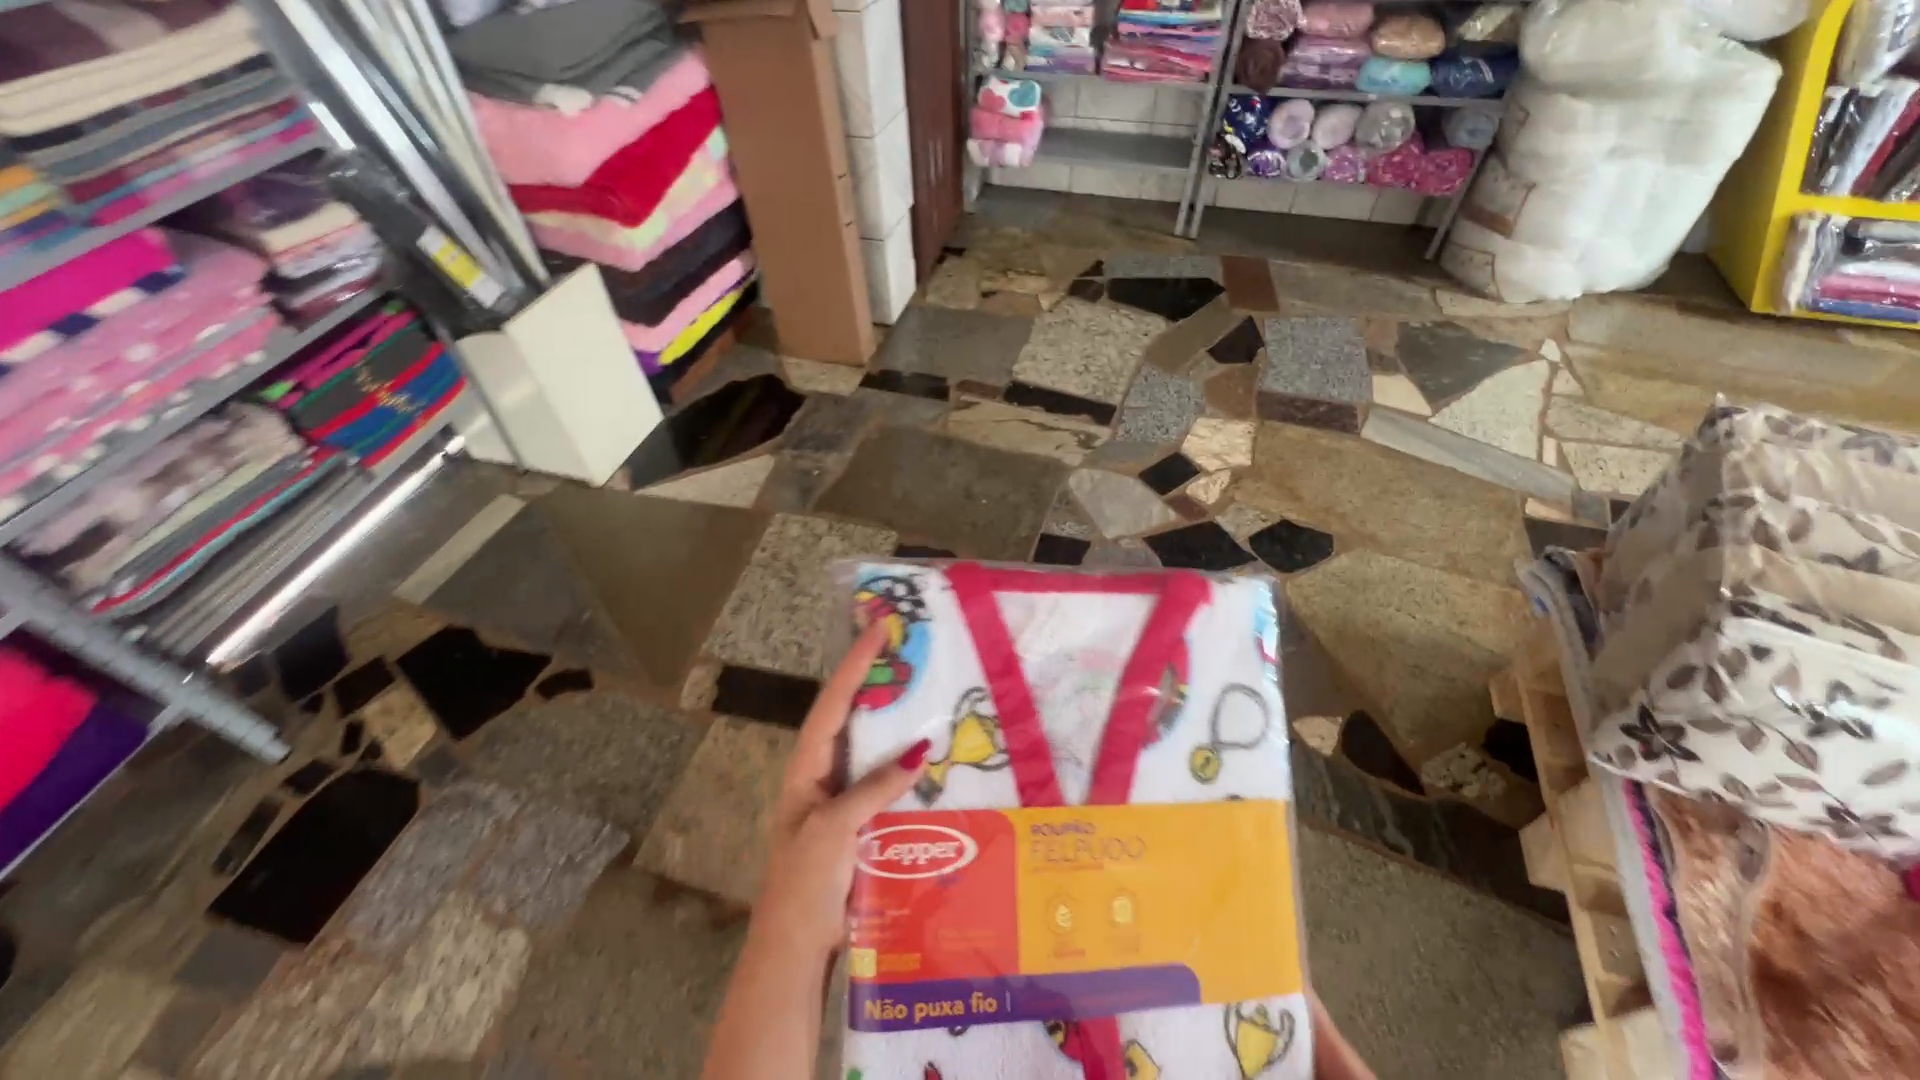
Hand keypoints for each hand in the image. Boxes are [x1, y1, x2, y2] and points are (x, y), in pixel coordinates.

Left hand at [750, 620, 931, 963]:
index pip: (833, 705)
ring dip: (895, 721)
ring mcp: (840, 798)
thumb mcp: (834, 829)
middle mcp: (821, 775)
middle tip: (909, 649)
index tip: (878, 628)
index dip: (855, 665)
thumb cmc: (804, 883)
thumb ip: (873, 788)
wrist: (795, 947)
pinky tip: (933, 758)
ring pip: (870, 749)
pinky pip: (885, 783)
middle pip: (850, 717)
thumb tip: (920, 749)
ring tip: (926, 688)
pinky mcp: (860, 823)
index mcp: (805, 769)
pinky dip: (906, 765)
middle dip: (876, 681)